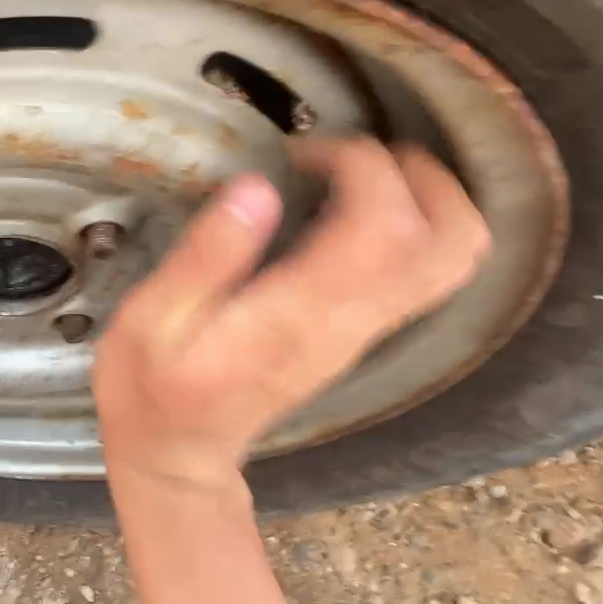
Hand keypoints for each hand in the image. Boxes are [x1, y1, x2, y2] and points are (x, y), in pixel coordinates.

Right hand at [91, 139, 490, 497]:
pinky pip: (425, 275)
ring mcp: (360, 333)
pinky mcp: (356, 337)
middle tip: (356, 151)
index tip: (301, 151)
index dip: (359, 165)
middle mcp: (348, 322)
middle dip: (422, 175)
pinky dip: (417, 227)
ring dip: (432, 200)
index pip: (379, 222)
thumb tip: (256, 189)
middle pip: (449, 240)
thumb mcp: (150, 321)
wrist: (175, 452)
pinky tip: (358, 211)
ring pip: (453, 259)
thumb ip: (204, 257)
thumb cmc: (149, 388)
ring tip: (368, 172)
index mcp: (296, 313)